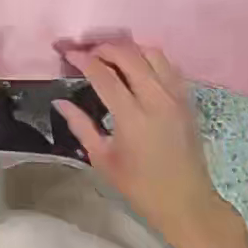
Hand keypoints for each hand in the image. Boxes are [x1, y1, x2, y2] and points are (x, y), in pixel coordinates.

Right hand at [54, 40, 234, 244]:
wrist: (185, 200)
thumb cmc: (138, 185)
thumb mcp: (102, 158)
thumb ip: (81, 125)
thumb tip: (60, 102)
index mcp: (132, 117)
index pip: (104, 75)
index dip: (83, 60)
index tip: (67, 53)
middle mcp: (157, 99)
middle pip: (129, 55)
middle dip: (103, 48)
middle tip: (85, 51)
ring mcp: (176, 97)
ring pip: (153, 53)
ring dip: (128, 49)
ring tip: (108, 55)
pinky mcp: (187, 100)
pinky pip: (168, 66)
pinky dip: (149, 58)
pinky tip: (135, 66)